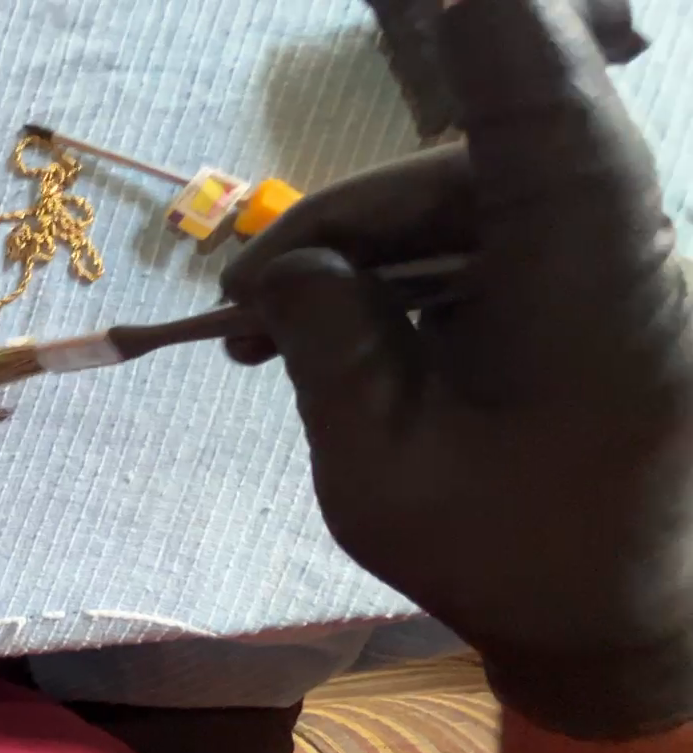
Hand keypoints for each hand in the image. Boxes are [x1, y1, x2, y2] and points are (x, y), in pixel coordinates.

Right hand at [222, 0, 692, 739]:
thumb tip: (280, 271)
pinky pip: (452, 257)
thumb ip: (329, 352)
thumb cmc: (488, 552)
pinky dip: (369, 289)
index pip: (553, 143)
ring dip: (336, 268)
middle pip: (455, 186)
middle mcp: (608, 267)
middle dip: (327, 234)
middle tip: (231, 310)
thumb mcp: (374, 464)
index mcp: (592, 307)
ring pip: (443, 218)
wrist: (592, 610)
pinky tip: (300, 338)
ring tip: (250, 343)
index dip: (503, 50)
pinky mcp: (559, 297)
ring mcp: (586, 279)